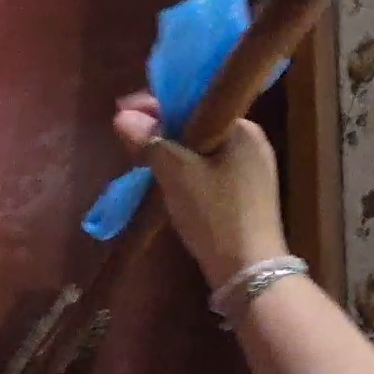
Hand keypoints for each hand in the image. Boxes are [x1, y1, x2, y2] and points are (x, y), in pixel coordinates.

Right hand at [113, 91, 288, 284]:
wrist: (249, 270)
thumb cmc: (215, 214)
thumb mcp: (177, 174)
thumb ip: (150, 141)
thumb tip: (122, 117)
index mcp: (242, 127)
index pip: (193, 102)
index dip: (155, 105)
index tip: (123, 113)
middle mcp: (250, 142)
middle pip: (196, 124)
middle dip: (159, 129)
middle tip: (126, 138)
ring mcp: (250, 169)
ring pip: (199, 148)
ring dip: (169, 150)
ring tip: (138, 157)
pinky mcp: (245, 194)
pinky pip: (207, 168)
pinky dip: (183, 169)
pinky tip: (163, 178)